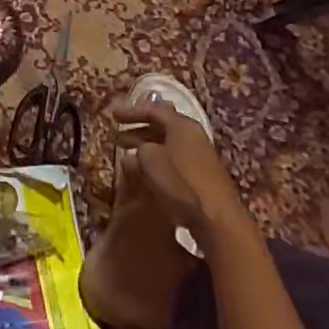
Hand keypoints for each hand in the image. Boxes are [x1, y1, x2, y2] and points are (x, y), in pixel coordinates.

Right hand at [114, 100, 247, 239]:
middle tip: (118, 136)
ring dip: (146, 149)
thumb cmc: (180, 183)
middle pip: (162, 126)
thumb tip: (132, 156)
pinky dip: (157, 165)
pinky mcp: (202, 178)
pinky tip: (146, 177)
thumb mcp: (150, 161)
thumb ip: (138, 152)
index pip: (153, 110)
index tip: (112, 115)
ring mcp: (199, 157)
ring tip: (127, 157)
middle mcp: (193, 136)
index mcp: (182, 125)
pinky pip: (173, 163)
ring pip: (167, 146)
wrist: (216, 219)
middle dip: (138, 130)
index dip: (131, 111)